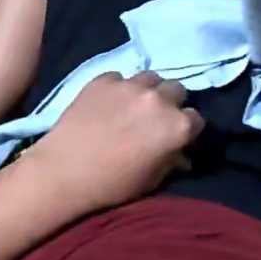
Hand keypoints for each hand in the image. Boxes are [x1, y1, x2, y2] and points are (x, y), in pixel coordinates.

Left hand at [24, 72, 202, 213]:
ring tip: (131, 104)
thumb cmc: (114, 182)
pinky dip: (116, 87)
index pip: (195, 118)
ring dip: (145, 89)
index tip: (173, 134)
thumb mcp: (154, 178)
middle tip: (152, 116)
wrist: (65, 169)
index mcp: (178, 125)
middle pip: (175, 90)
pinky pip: (116, 77)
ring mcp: (128, 86)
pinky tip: (105, 102)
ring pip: (148, 78)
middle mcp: (158, 99)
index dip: (185, 128)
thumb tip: (183, 154)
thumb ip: (173, 159)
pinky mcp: (100, 80)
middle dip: (169, 102)